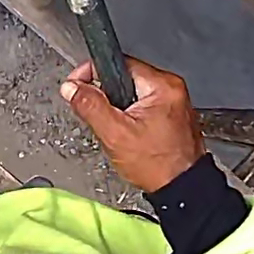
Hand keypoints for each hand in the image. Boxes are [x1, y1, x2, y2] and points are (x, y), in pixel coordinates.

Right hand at [61, 57, 204, 192]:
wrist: (182, 189)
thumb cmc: (158, 165)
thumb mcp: (115, 134)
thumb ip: (90, 106)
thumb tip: (71, 88)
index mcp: (161, 85)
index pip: (117, 64)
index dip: (92, 74)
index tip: (77, 87)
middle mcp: (171, 88)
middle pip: (123, 79)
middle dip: (105, 97)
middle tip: (102, 120)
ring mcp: (173, 101)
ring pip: (130, 94)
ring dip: (117, 109)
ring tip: (118, 131)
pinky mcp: (171, 114)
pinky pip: (141, 106)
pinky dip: (130, 117)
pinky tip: (130, 135)